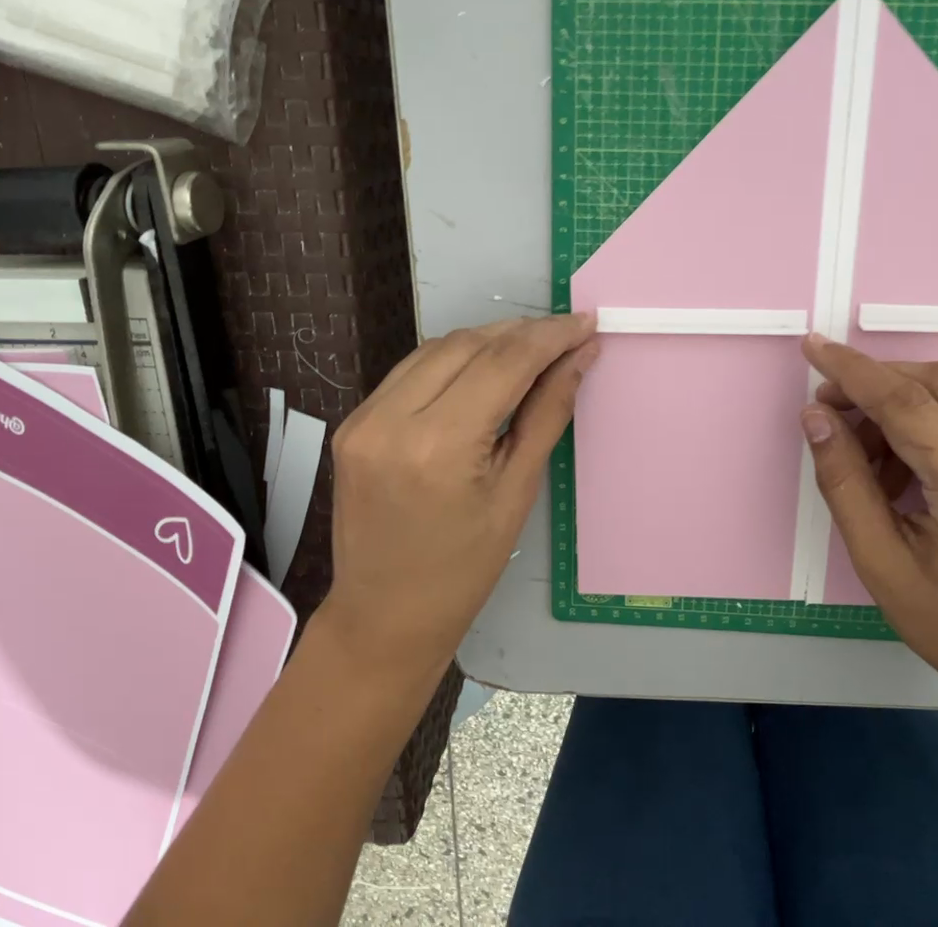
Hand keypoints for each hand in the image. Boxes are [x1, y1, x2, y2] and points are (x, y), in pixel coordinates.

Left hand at [322, 314, 598, 677]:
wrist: (385, 615)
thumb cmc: (464, 571)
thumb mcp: (516, 495)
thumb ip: (546, 415)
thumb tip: (579, 357)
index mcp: (438, 447)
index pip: (503, 362)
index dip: (549, 336)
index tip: (584, 322)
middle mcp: (391, 420)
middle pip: (468, 345)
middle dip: (521, 332)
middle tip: (565, 337)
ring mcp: (363, 419)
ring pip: (436, 349)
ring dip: (486, 342)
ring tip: (531, 352)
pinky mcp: (353, 424)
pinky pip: (409, 372)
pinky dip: (451, 362)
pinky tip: (482, 373)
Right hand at [799, 335, 937, 706]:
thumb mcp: (879, 563)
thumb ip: (844, 483)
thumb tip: (816, 418)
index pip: (913, 408)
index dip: (857, 373)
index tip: (815, 348)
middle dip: (879, 380)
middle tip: (832, 408)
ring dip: (904, 403)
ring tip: (866, 453)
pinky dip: (932, 423)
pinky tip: (905, 465)